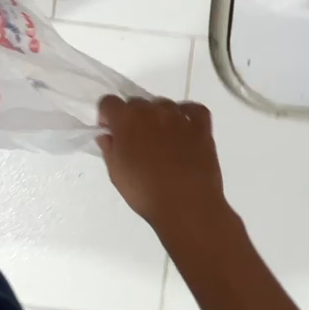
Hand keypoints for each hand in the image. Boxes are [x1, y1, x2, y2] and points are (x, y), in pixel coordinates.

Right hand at [98, 95, 235, 242]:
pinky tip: (183, 128)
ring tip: (161, 140)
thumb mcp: (115, 172)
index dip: (107, 116)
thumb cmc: (145, 192)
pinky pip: (194, 109)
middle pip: (136, 102)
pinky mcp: (201, 128)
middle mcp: (151, 111)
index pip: (108, 102)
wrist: (187, 207)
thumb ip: (108, 148)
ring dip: (157, 117)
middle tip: (136, 142)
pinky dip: (187, 114)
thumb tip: (108, 135)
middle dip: (132, 118)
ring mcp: (179, 117)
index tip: (111, 133)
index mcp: (126, 119)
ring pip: (163, 105)